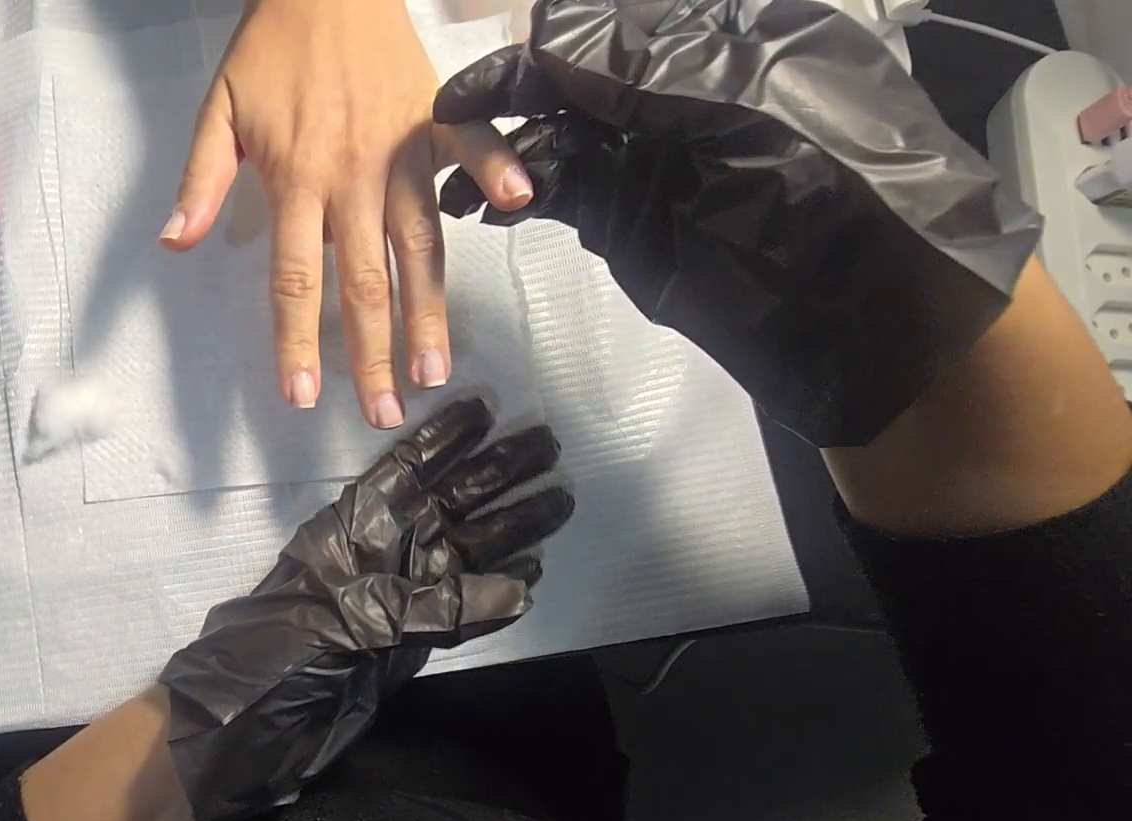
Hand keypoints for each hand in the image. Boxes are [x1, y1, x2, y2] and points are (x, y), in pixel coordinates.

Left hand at [158, 397, 573, 820]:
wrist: (251, 718)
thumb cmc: (281, 653)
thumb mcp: (348, 618)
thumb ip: (428, 606)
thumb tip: (518, 588)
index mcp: (354, 529)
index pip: (405, 469)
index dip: (443, 437)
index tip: (486, 406)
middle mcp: (381, 552)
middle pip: (449, 500)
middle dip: (496, 471)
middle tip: (549, 442)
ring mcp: (397, 593)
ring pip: (465, 549)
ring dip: (511, 526)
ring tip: (559, 499)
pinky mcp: (408, 637)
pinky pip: (462, 604)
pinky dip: (498, 590)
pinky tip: (531, 571)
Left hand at [161, 0, 532, 427]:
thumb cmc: (269, 47)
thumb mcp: (220, 112)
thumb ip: (201, 181)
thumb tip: (175, 243)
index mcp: (298, 182)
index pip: (296, 281)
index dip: (298, 342)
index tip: (305, 396)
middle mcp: (353, 178)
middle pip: (364, 283)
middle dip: (373, 354)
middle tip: (385, 412)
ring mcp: (402, 149)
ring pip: (419, 245)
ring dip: (429, 311)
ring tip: (436, 369)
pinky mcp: (436, 116)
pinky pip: (472, 147)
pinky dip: (494, 172)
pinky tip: (519, 207)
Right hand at [432, 0, 1040, 447]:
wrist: (856, 306)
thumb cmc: (833, 188)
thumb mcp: (750, 105)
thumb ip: (652, 70)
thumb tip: (551, 43)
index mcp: (718, 42)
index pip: (599, 37)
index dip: (526, 61)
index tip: (460, 95)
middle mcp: (671, 94)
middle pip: (566, 90)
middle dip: (502, 113)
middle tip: (442, 143)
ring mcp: (646, 159)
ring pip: (555, 145)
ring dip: (500, 164)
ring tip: (452, 195)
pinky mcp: (626, 216)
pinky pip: (562, 194)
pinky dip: (521, 200)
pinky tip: (488, 211)